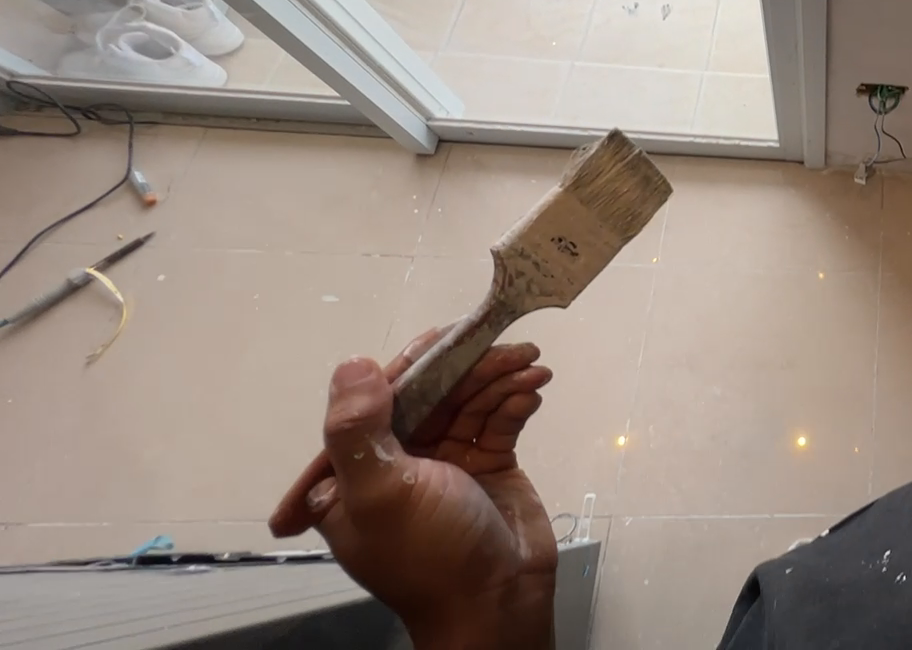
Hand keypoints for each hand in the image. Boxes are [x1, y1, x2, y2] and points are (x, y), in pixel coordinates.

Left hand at [268, 327, 558, 649]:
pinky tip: (534, 393)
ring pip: (473, 402)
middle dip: (476, 369)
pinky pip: (500, 420)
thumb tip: (353, 364)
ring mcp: (447, 461)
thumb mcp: (383, 492)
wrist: (496, 597)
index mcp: (356, 471)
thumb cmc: (429, 550)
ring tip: (537, 365)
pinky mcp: (489, 462)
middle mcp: (399, 460)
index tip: (457, 335)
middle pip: (437, 395)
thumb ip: (359, 430)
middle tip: (518, 349)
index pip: (382, 400)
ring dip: (504, 381)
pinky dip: (517, 403)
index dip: (420, 363)